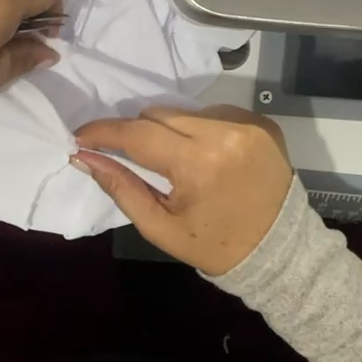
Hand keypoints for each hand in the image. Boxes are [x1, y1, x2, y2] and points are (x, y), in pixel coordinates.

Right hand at [71, 105, 292, 275]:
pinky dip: (199, 129)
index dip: (104, 132)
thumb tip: (84, 157)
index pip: (137, 134)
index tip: (81, 135)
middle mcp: (224, 132)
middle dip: (137, 132)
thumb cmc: (213, 245)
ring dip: (169, 130)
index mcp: (198, 164)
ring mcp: (247, 123)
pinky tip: (204, 155)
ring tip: (174, 160)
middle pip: (158, 114)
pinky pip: (213, 112)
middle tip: (130, 156)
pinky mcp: (262, 121)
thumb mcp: (159, 226)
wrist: (279, 251)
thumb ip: (120, 187)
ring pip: (184, 110)